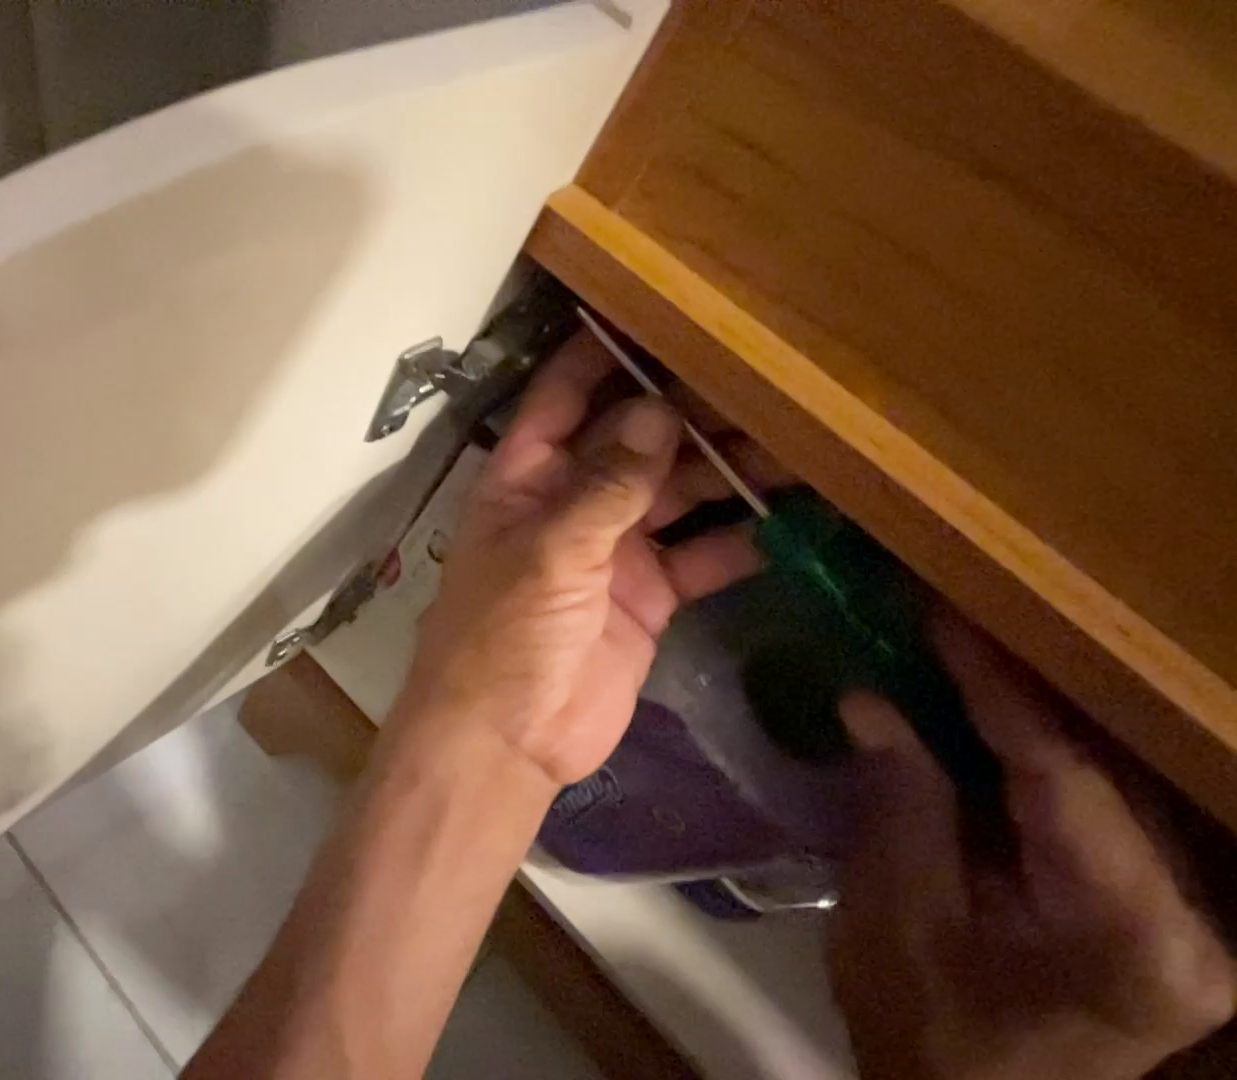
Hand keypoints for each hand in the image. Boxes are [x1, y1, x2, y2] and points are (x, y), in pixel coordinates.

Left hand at [394, 333, 774, 784]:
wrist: (507, 737)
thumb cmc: (504, 635)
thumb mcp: (548, 551)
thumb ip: (603, 486)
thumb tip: (654, 411)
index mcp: (524, 480)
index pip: (559, 402)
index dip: (598, 358)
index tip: (655, 315)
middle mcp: (569, 504)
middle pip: (633, 442)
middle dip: (689, 412)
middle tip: (767, 378)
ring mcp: (611, 550)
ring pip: (677, 493)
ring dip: (731, 470)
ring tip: (804, 435)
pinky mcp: (648, 596)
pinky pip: (703, 555)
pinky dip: (745, 539)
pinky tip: (802, 514)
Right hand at [832, 612, 1236, 1079]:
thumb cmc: (921, 1021)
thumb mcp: (895, 914)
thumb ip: (900, 802)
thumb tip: (873, 703)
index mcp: (1132, 928)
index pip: (1067, 773)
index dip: (999, 688)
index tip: (941, 618)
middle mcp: (1196, 920)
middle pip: (1109, 771)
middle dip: (1020, 691)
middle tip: (941, 625)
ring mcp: (1189, 919)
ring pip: (1116, 783)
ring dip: (1031, 718)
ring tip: (957, 656)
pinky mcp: (1159, 914)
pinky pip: (1104, 812)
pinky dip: (1039, 760)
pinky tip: (984, 721)